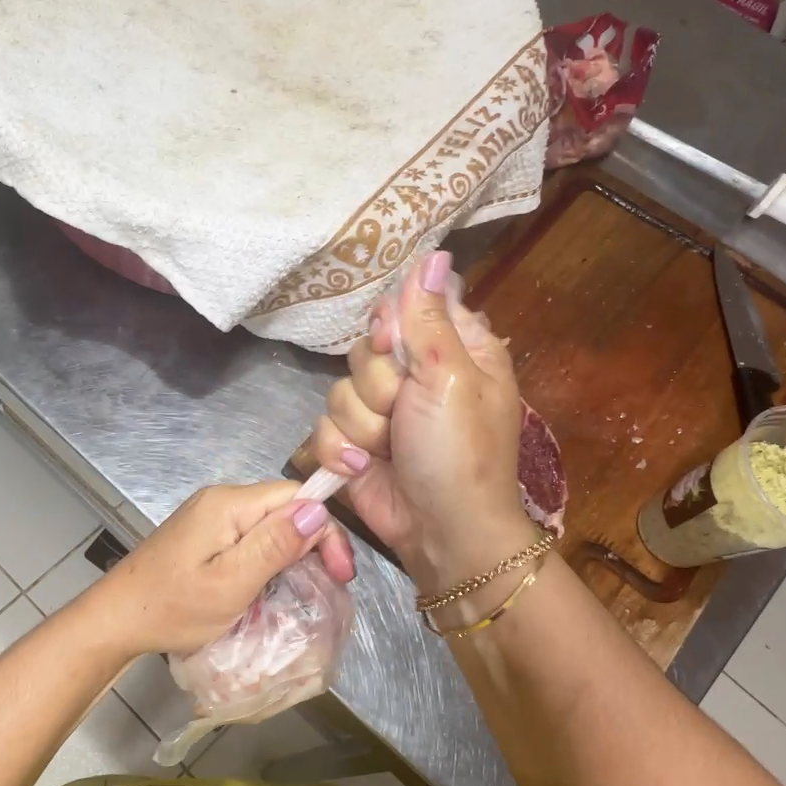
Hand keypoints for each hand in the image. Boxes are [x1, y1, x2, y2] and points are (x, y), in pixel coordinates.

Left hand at [80, 481, 354, 656]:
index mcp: (228, 505)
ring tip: (306, 586)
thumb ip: (273, 546)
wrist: (116, 620)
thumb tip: (317, 511)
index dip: (325, 530)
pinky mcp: (202, 536)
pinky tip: (273, 582)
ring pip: (268, 523)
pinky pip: (248, 537)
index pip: (296, 497)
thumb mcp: (230, 583)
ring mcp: (208, 517)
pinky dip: (268, 557)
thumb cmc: (172, 607)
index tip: (340, 573)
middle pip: (283, 508)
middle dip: (313, 541)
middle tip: (330, 583)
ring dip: (292, 551)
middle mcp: (219, 501)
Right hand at [309, 249, 536, 592]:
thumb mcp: (452, 378)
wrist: (441, 531)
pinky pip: (324, 428)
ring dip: (361, 426)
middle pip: (363, 351)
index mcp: (453, 349)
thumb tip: (432, 254)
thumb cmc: (461, 453)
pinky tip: (363, 469)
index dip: (392, 327)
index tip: (395, 348)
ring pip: (338, 392)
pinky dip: (339, 452)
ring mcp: (380, 413)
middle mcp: (414, 376)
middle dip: (377, 388)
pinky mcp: (353, 445)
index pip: (405, 308)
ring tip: (387, 450)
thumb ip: (429, 319)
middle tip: (404, 413)